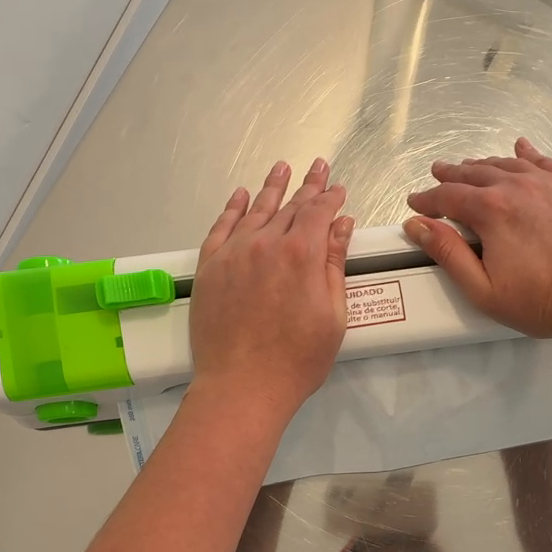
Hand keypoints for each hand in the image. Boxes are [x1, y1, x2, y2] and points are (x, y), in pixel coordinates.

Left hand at [189, 158, 353, 417]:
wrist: (242, 385)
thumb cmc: (297, 360)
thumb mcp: (332, 316)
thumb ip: (334, 265)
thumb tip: (341, 225)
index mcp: (301, 254)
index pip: (319, 212)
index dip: (330, 198)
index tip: (338, 188)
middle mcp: (265, 243)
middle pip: (289, 206)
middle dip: (307, 185)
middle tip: (317, 166)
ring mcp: (233, 253)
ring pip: (255, 210)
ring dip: (272, 188)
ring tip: (282, 167)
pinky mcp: (209, 268)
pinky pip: (221, 227)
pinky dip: (233, 208)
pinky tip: (242, 196)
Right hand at [403, 138, 551, 342]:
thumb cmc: (544, 302)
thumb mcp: (483, 289)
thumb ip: (448, 254)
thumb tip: (420, 226)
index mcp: (492, 211)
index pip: (448, 196)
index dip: (428, 199)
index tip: (417, 203)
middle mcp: (519, 186)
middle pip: (475, 173)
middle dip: (452, 174)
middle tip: (438, 174)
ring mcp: (549, 183)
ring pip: (507, 163)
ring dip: (484, 164)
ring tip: (469, 166)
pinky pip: (544, 160)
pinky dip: (527, 153)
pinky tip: (520, 148)